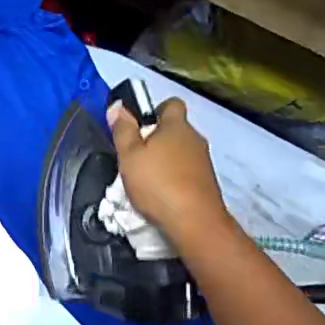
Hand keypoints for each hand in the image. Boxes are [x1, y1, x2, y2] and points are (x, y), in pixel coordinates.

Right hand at [108, 97, 231, 248]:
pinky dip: (175, 177)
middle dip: (158, 139)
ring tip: (147, 179)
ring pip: (182, 151)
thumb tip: (118, 106)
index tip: (140, 126)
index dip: (155, 110)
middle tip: (137, 157)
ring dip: (166, 160)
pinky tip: (162, 193)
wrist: (194, 221)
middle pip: (176, 130)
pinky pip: (188, 171)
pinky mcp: (207, 181)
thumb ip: (123, 131)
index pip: (171, 104)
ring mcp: (204, 160)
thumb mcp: (129, 156)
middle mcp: (195, 138)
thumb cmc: (157, 183)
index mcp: (176, 126)